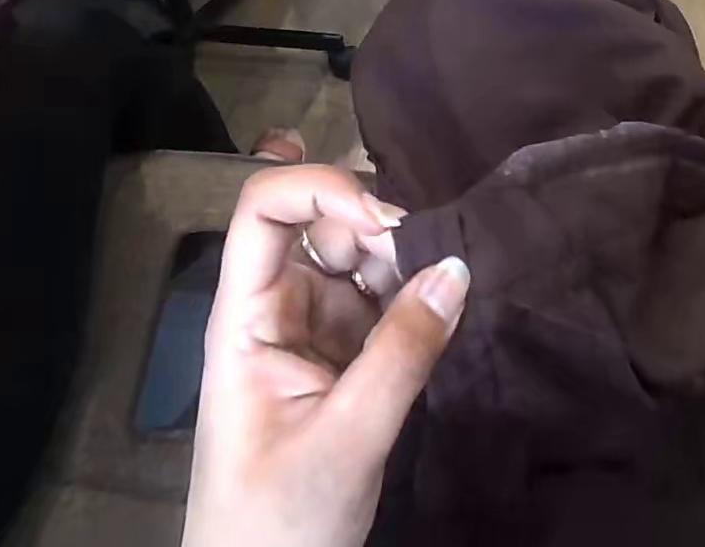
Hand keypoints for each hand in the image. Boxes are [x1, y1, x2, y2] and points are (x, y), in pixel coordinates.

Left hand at [184, 166, 468, 546]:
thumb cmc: (277, 527)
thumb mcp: (346, 441)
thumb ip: (403, 353)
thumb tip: (458, 269)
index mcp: (246, 315)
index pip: (263, 211)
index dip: (317, 190)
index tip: (382, 220)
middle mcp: (278, 303)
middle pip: (321, 223)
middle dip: (376, 228)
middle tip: (431, 260)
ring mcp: (313, 322)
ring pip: (357, 254)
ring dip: (401, 259)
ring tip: (439, 288)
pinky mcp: (345, 344)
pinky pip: (381, 293)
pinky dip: (412, 290)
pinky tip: (437, 305)